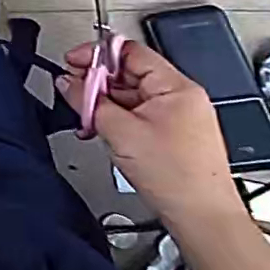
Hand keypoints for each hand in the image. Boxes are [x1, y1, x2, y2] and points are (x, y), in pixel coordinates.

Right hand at [57, 38, 241, 229]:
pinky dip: (115, 119)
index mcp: (176, 87)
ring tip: (86, 118)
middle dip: (97, 82)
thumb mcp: (120, 132)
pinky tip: (100, 130)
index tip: (74, 62)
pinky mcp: (171, 133)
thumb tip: (68, 82)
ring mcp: (177, 116)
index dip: (98, 54)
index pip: (131, 52)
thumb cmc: (178, 179)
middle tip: (73, 92)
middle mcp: (180, 97)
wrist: (201, 217)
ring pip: (129, 95)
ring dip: (103, 103)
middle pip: (128, 73)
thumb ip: (89, 101)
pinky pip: (136, 114)